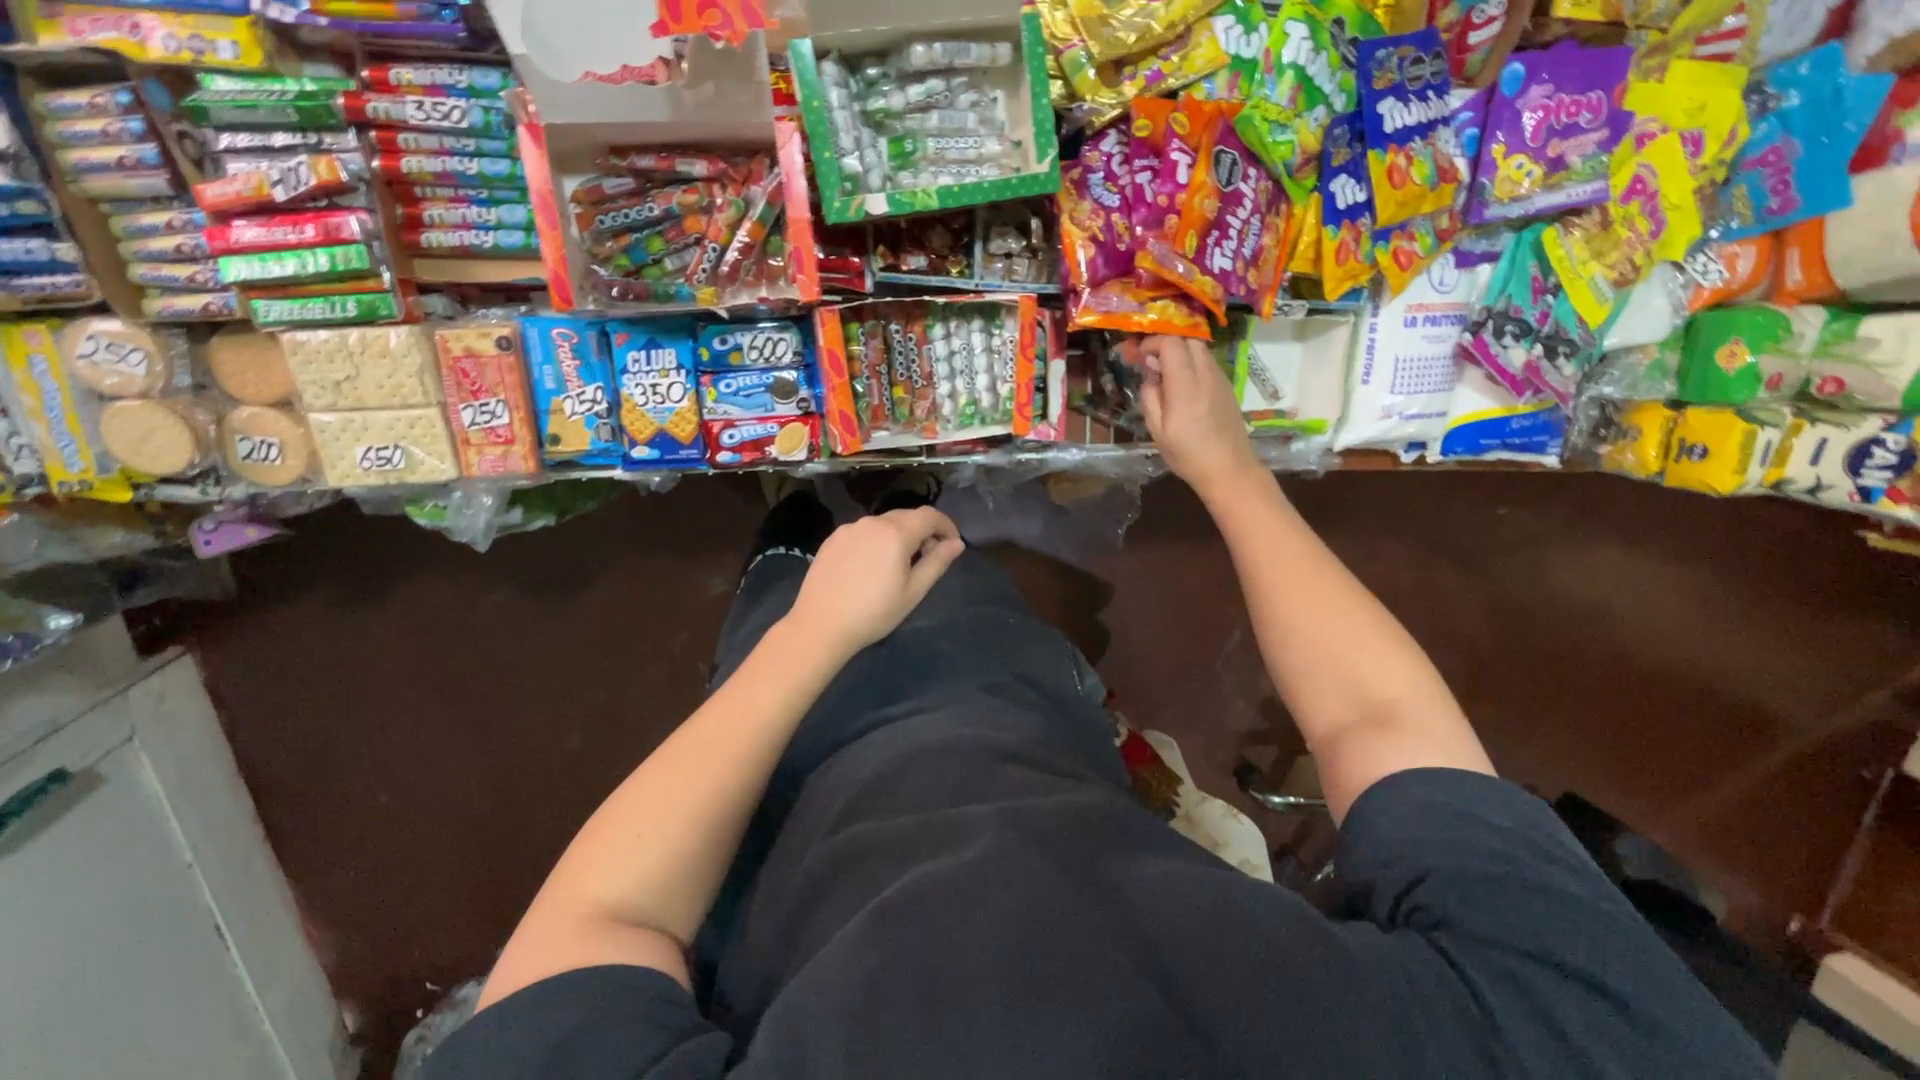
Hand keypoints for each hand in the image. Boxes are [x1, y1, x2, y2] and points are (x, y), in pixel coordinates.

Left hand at [785, 506, 964, 658]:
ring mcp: (849, 529)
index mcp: (895, 533)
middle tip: (928, 559)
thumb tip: (956, 543)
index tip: (951, 545)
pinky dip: (877, 541)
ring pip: (884, 524)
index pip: (930, 515)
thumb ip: (937, 562)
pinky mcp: (832, 539)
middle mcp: (872, 522)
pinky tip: (871, 568)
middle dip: (923, 531)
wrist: (820, 625)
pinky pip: (864, 532)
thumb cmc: (874, 613)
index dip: (946, 526)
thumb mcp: (913, 591)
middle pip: (907, 516)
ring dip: (899, 536)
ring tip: (899, 566)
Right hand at [1136, 335, 1261, 499]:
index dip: (1152, 343)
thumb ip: (1150, 396)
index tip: (1139, 356)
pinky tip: (1185, 386)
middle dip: (1167, 344)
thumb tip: (1150, 376)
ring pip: (1200, 350)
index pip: (1171, 344)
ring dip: (1181, 354)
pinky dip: (1193, 364)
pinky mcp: (1228, 387)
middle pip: (1188, 340)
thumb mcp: (1157, 430)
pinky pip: (1209, 363)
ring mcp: (1220, 380)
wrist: (1229, 469)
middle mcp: (1206, 375)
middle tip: (1152, 362)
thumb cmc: (1188, 454)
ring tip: (1167, 374)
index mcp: (1185, 386)